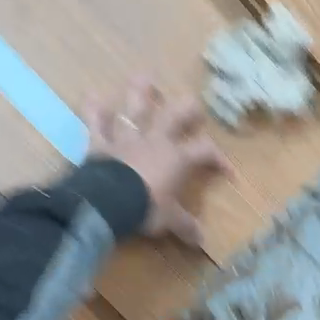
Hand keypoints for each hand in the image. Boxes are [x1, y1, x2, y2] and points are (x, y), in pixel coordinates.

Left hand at [86, 79, 233, 244]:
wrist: (109, 202)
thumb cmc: (147, 208)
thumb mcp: (170, 220)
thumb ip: (185, 226)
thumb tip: (201, 242)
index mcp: (177, 158)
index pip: (204, 151)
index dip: (218, 158)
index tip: (228, 171)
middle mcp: (154, 141)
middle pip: (175, 116)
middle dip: (186, 109)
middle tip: (193, 104)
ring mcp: (126, 139)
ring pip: (135, 109)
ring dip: (140, 93)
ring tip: (144, 78)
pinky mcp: (99, 143)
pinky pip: (94, 123)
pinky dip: (92, 110)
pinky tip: (91, 95)